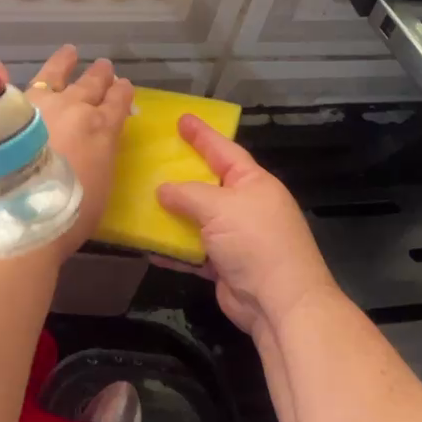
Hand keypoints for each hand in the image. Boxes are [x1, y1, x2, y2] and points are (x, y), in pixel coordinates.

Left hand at [2, 45, 133, 257]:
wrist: (18, 207)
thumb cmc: (67, 211)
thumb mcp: (99, 189)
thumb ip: (99, 160)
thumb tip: (94, 149)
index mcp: (101, 128)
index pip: (118, 102)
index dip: (122, 93)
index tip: (124, 85)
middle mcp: (72, 107)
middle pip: (91, 84)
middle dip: (100, 75)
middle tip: (104, 66)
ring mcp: (37, 103)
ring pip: (53, 74)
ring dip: (63, 62)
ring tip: (69, 51)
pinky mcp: (7, 110)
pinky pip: (2, 87)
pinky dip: (0, 77)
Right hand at [156, 115, 338, 336]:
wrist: (279, 303)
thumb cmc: (256, 243)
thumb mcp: (220, 208)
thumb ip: (188, 195)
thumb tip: (162, 190)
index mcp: (253, 183)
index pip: (224, 150)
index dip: (202, 134)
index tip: (182, 119)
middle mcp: (246, 206)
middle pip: (208, 184)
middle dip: (182, 174)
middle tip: (154, 158)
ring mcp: (236, 237)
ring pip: (197, 219)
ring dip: (172, 214)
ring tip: (141, 200)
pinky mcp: (224, 265)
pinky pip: (192, 251)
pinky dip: (173, 249)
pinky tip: (149, 245)